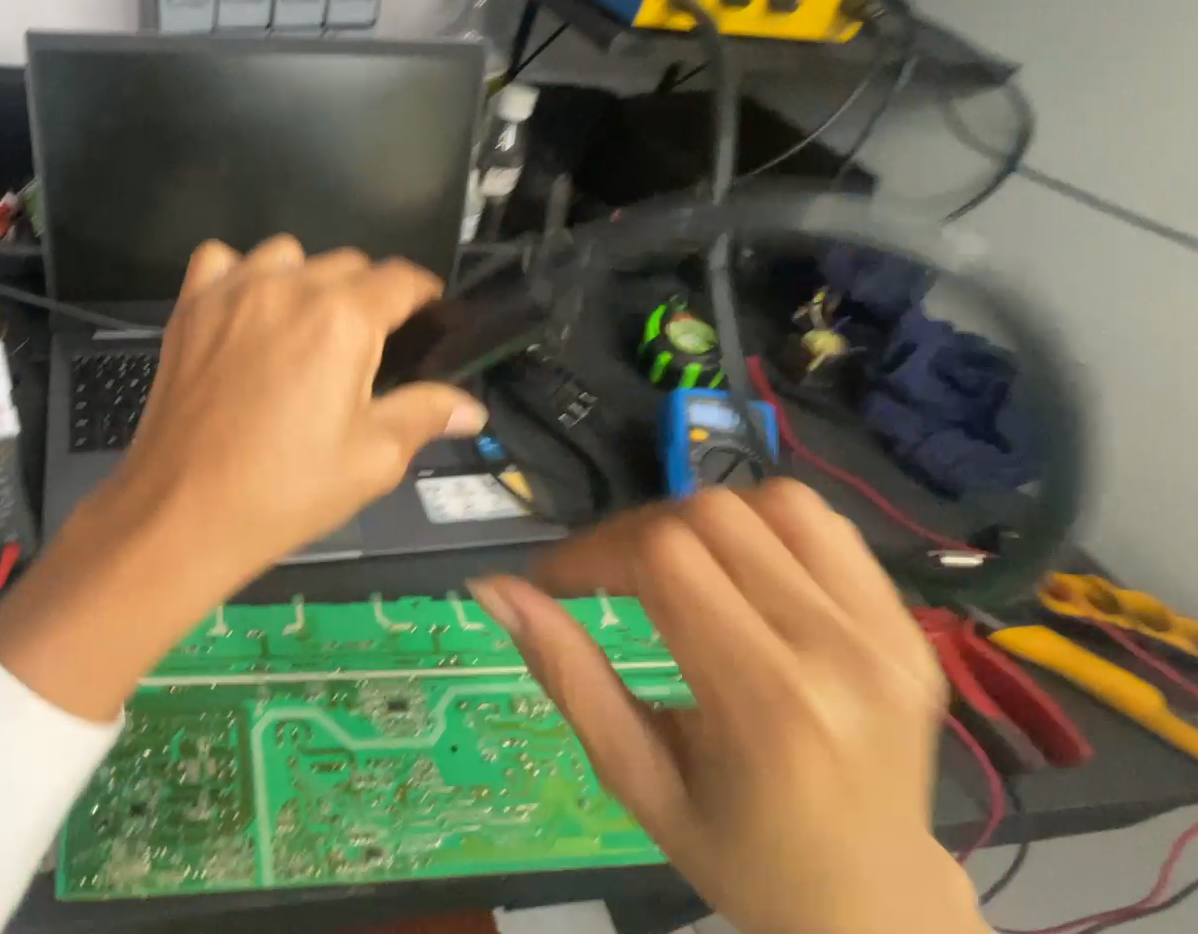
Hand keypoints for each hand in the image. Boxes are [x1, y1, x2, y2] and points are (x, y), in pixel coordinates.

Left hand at [0, 236, 485, 722]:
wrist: (183, 512)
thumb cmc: (284, 491)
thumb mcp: (371, 460)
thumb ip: (424, 416)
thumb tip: (469, 408)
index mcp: (343, 320)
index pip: (401, 279)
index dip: (423, 295)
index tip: (427, 316)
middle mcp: (288, 288)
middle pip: (348, 264)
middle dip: (368, 296)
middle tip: (364, 350)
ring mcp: (232, 292)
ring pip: (287, 255)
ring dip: (307, 280)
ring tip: (304, 330)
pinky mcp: (190, 307)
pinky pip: (222, 261)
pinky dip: (241, 275)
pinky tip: (247, 314)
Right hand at [470, 483, 984, 933]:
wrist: (875, 901)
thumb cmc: (737, 853)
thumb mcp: (634, 777)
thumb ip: (566, 674)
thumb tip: (491, 588)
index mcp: (768, 702)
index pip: (664, 557)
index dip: (590, 552)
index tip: (553, 582)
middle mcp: (839, 651)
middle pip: (711, 518)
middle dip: (631, 534)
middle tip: (601, 579)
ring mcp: (886, 632)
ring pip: (770, 504)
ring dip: (697, 521)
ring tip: (666, 568)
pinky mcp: (907, 624)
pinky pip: (825, 526)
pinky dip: (761, 526)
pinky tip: (733, 569)